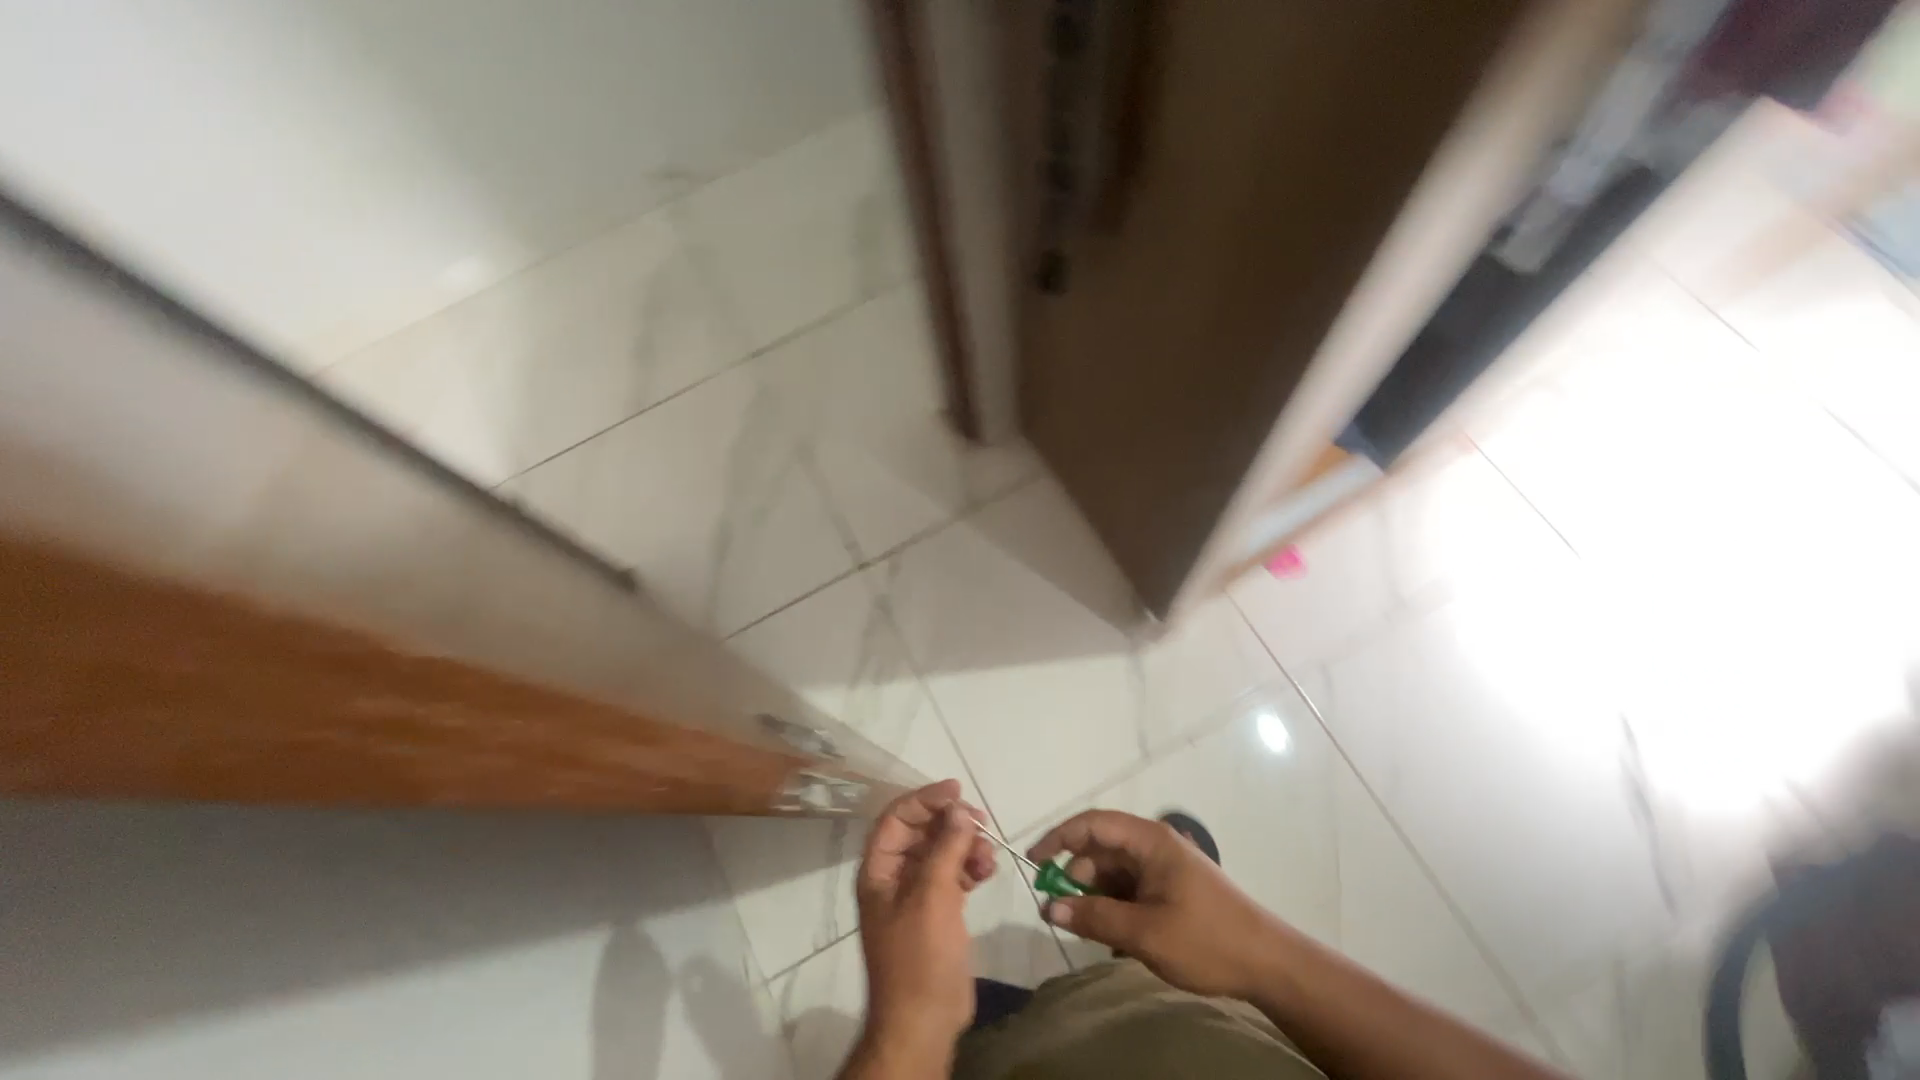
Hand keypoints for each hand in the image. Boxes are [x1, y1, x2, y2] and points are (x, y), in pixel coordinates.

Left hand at [854, 780, 995, 1057]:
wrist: (923, 1021)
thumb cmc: (919, 957)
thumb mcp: (931, 896)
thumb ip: (945, 848)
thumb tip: (958, 809)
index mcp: (878, 870)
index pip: (896, 817)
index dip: (925, 799)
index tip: (958, 790)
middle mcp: (894, 877)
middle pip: (921, 832)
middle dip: (951, 823)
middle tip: (982, 823)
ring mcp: (916, 895)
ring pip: (941, 853)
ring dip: (966, 847)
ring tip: (988, 856)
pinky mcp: (938, 912)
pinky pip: (954, 875)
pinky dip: (970, 869)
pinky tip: (987, 872)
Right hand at [1029, 809, 1291, 1000]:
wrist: (1269, 964)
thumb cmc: (1207, 940)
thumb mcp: (1145, 933)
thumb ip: (1094, 917)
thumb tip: (1048, 908)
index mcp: (1150, 841)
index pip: (1093, 824)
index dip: (1058, 838)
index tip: (1033, 862)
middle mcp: (1155, 847)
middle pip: (1101, 849)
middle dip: (1076, 877)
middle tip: (1060, 910)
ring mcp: (1165, 868)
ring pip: (1114, 873)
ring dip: (1096, 897)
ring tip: (1089, 930)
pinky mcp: (1172, 890)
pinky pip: (1130, 890)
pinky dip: (1115, 907)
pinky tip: (1114, 938)